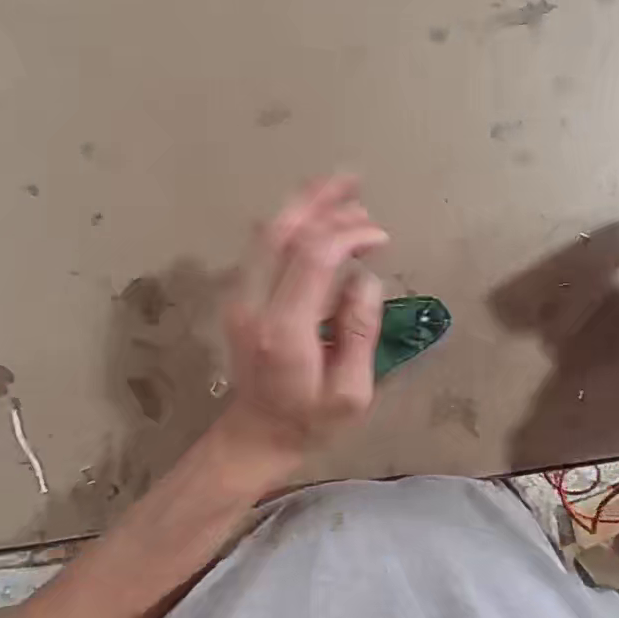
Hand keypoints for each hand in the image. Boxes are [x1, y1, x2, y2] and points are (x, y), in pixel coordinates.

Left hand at [216, 175, 388, 463]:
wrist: (257, 435)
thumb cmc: (310, 421)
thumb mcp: (352, 394)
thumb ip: (360, 333)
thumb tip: (366, 278)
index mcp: (285, 331)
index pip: (313, 258)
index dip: (348, 235)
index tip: (379, 236)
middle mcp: (254, 305)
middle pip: (280, 232)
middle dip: (320, 201)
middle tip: (355, 182)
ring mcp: (239, 299)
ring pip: (266, 233)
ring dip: (303, 206)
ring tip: (341, 190)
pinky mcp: (239, 297)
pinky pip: (262, 247)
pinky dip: (291, 224)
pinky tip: (316, 216)